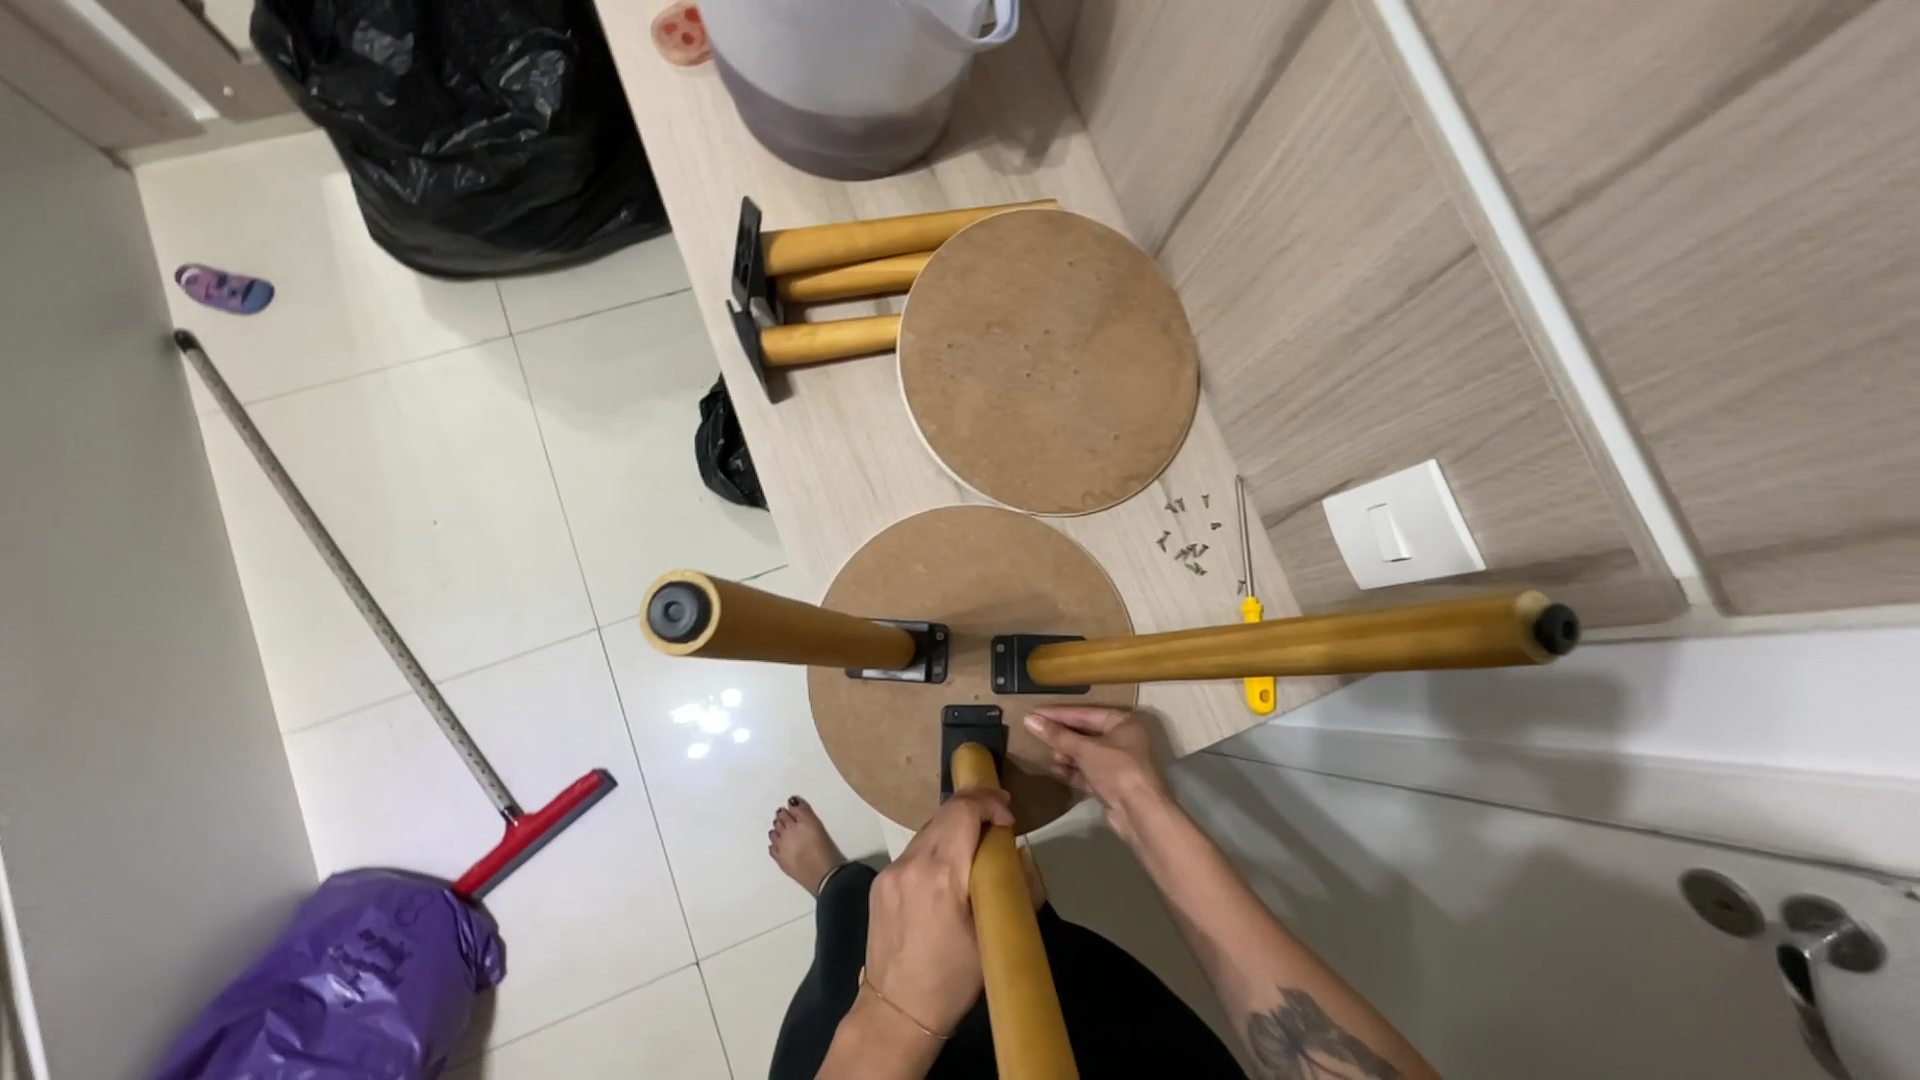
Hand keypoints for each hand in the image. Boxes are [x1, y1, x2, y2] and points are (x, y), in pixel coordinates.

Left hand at [863, 788, 1013, 1035]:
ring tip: (979, 843)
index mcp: (941, 876)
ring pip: (928, 830)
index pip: (962, 813)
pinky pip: (914, 851)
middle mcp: (910, 865)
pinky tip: (950, 868)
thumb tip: (1022, 855)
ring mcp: (891, 872)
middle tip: (1000, 820)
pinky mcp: (880, 882)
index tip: (1008, 816)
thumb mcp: (995, 937)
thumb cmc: (952, 980)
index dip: (988, 803)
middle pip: (944, 814)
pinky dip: (937, 848)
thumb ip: (1018, 890)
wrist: (895, 1013)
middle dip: (975, 809)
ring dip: (955, 828)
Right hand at [1024, 706, 1169, 843]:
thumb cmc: (1116, 769)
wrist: (1139, 812)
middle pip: (1085, 733)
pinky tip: (1056, 769)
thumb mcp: (1085, 750)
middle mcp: (1123, 739)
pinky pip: (1087, 771)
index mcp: (1123, 722)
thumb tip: (1029, 719)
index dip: (1058, 713)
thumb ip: (1057, 735)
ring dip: (1066, 754)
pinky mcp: (1112, 783)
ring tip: (1048, 754)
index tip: (1034, 712)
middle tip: (1036, 733)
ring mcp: (1118, 762)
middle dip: (1062, 735)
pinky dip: (1072, 770)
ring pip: (1086, 753)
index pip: (1085, 713)